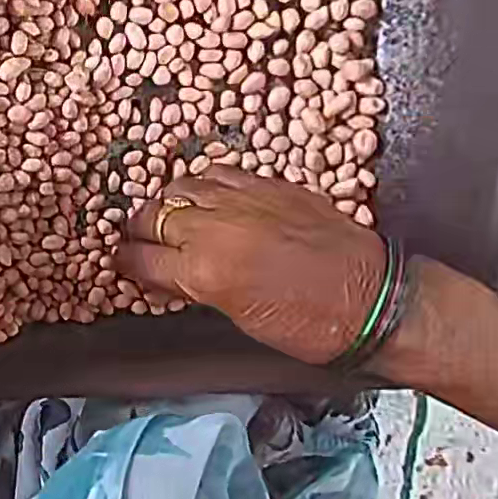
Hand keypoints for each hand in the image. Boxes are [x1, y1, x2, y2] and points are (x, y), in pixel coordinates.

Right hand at [117, 168, 386, 364]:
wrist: (376, 302)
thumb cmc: (304, 325)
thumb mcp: (235, 314)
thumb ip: (192, 285)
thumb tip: (164, 271)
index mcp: (202, 272)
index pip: (140, 257)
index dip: (124, 260)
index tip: (121, 261)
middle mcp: (214, 230)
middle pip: (152, 218)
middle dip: (140, 231)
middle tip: (141, 241)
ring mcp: (242, 202)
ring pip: (179, 189)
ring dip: (167, 205)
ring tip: (171, 217)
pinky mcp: (268, 186)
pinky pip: (217, 174)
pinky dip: (202, 186)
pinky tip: (206, 197)